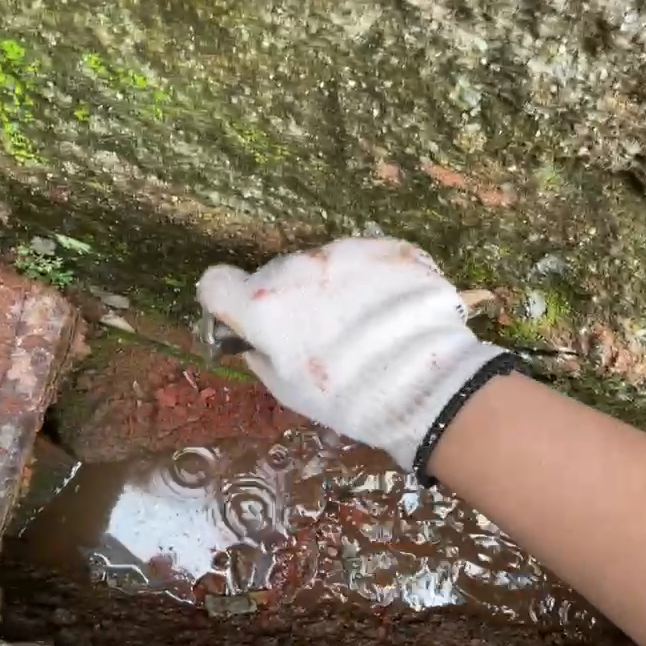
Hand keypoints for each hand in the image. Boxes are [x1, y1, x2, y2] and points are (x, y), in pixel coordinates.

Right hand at [196, 238, 513, 470]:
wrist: (428, 385)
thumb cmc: (349, 398)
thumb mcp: (289, 391)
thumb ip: (259, 355)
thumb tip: (252, 338)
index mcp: (264, 305)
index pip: (216, 284)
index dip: (229, 303)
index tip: (249, 320)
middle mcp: (298, 266)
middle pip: (278, 276)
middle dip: (292, 301)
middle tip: (322, 336)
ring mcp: (346, 250)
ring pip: (325, 266)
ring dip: (335, 288)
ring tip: (366, 327)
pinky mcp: (389, 247)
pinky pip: (368, 261)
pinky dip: (375, 282)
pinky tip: (393, 315)